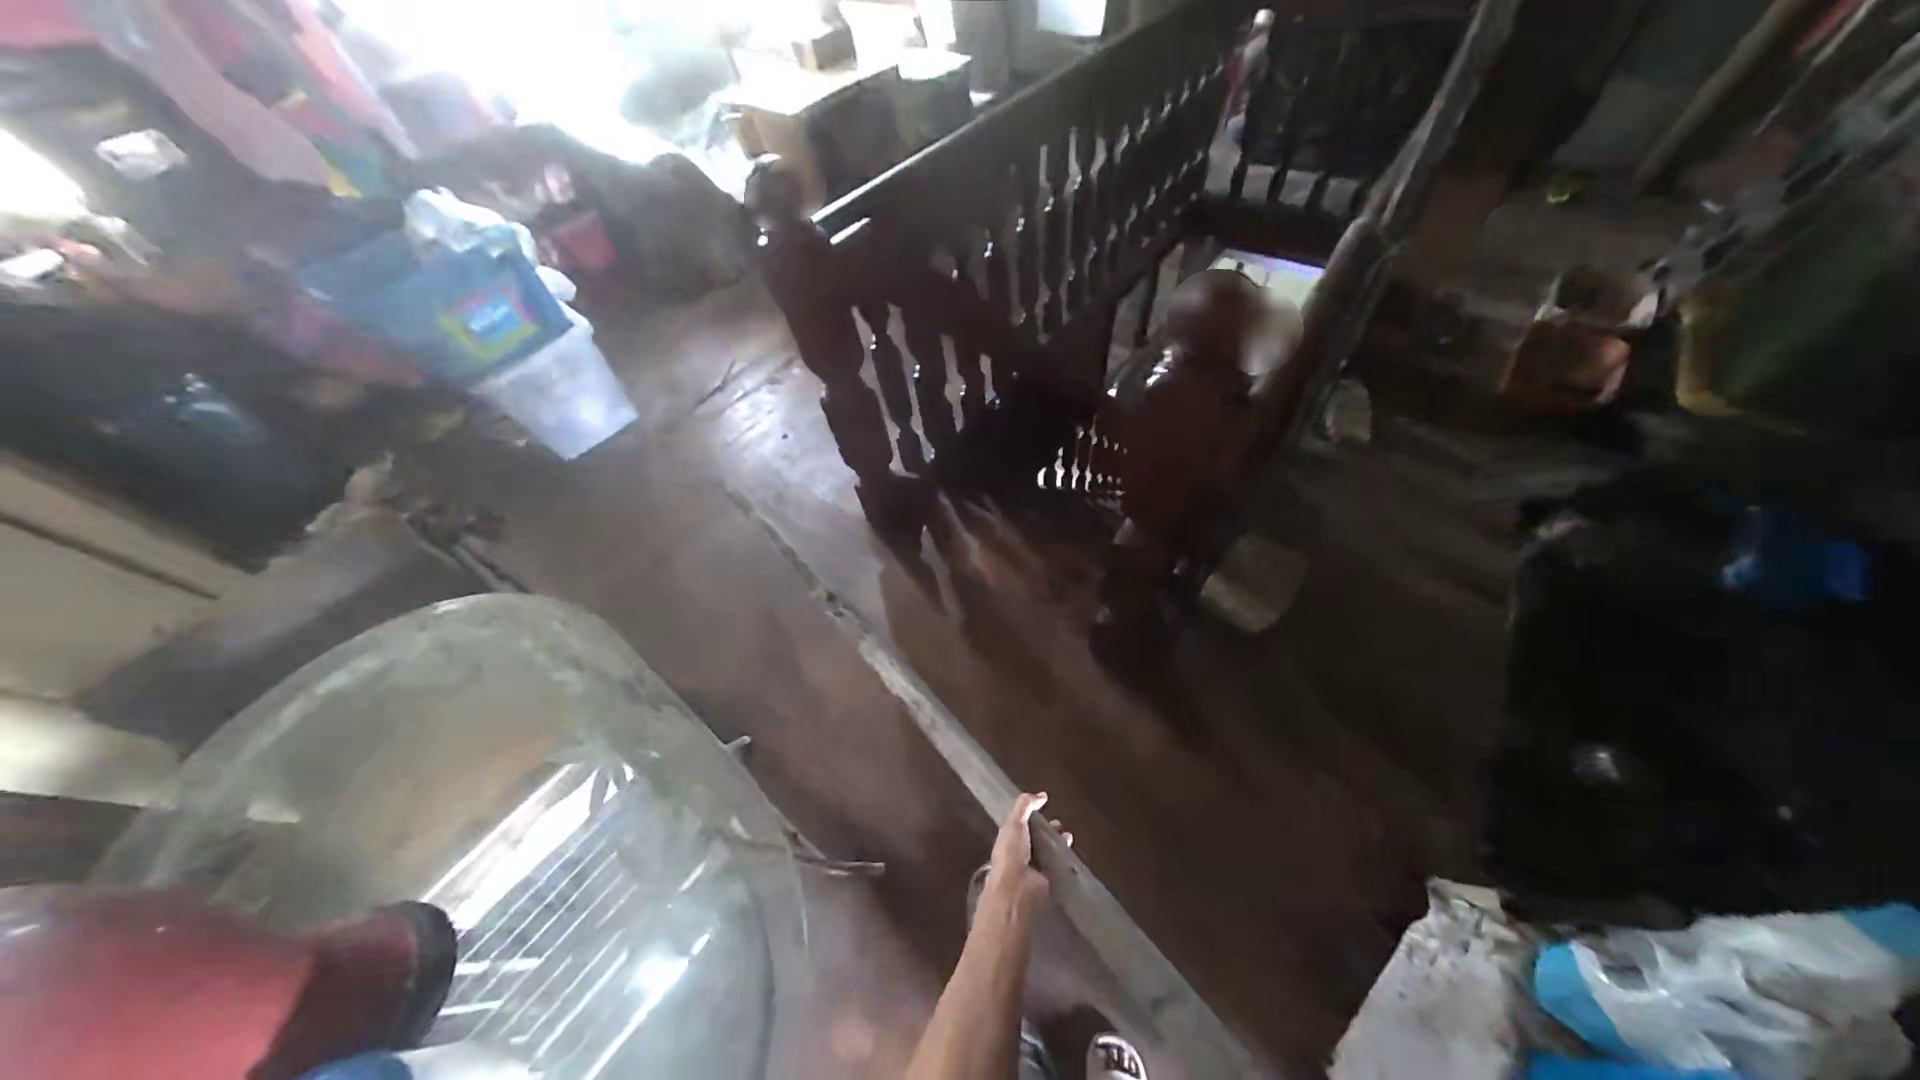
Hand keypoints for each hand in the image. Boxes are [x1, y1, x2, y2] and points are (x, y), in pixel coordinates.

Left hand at [983, 791, 1070, 909]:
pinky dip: (1064, 856)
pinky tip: (1070, 850)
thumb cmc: (1011, 851)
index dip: (1031, 813)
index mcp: (1009, 837)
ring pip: (1047, 849)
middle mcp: (1020, 851)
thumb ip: (1025, 805)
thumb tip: (1042, 795)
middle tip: (1059, 824)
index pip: (1021, 822)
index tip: (1044, 805)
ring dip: (1057, 842)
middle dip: (1047, 829)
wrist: (1016, 886)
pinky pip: (1056, 863)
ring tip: (1067, 836)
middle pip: (1036, 836)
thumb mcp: (1015, 822)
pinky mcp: (1046, 877)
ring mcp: (1033, 865)